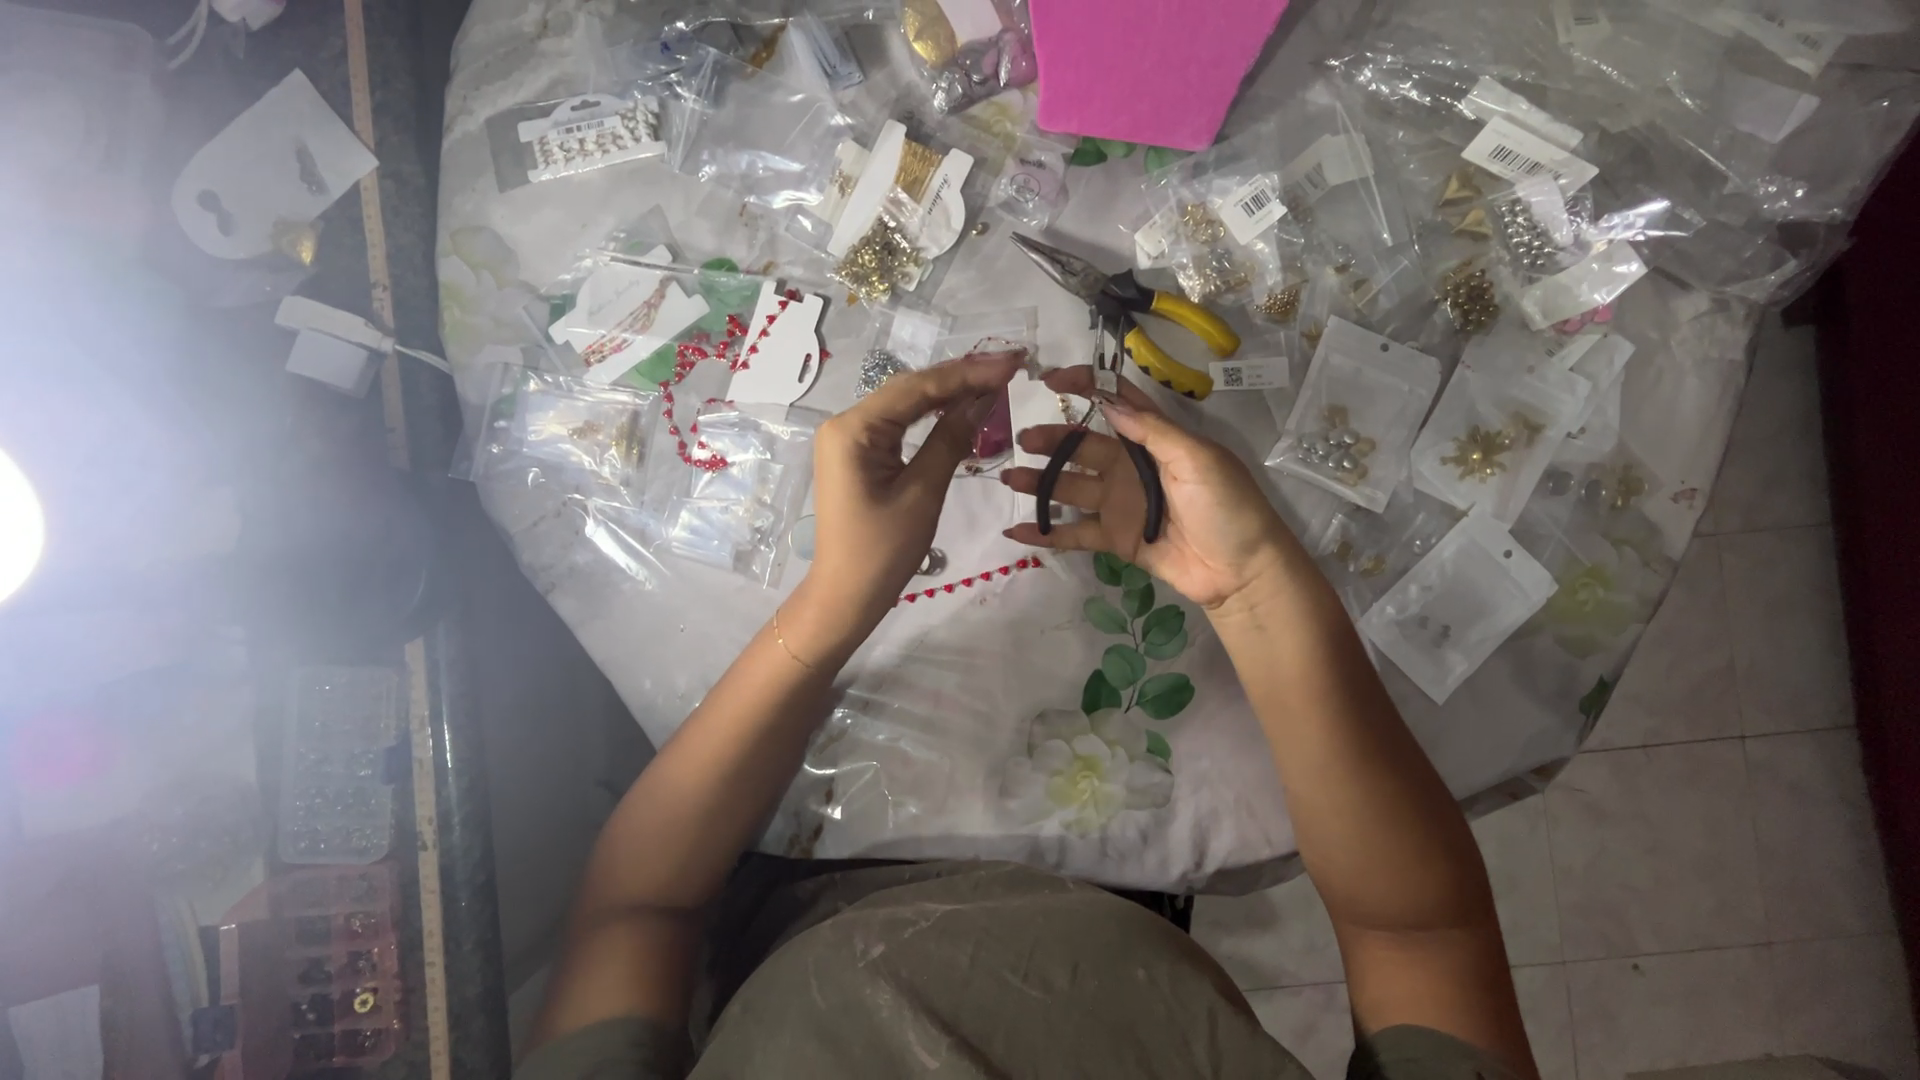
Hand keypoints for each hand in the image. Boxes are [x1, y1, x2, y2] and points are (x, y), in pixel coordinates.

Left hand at [788, 352, 1025, 657]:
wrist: (846, 595)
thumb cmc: (883, 551)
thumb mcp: (923, 493)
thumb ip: (951, 439)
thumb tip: (983, 398)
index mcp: (853, 429)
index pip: (917, 388)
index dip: (967, 373)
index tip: (1012, 363)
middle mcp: (845, 423)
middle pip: (910, 389)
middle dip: (961, 377)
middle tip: (1011, 366)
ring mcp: (849, 438)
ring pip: (906, 404)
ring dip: (949, 393)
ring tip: (995, 380)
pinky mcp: (858, 454)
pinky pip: (899, 425)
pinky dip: (931, 416)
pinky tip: (961, 407)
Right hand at [1000, 366, 1303, 611]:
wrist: (1240, 569)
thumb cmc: (1226, 506)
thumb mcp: (1196, 459)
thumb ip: (1151, 432)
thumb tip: (1108, 402)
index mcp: (1155, 440)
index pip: (1117, 402)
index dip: (1086, 386)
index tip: (1052, 381)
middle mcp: (1131, 466)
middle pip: (1083, 445)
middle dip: (1053, 439)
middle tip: (1023, 438)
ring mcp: (1119, 504)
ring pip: (1071, 486)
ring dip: (1040, 482)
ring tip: (1011, 478)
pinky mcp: (1114, 539)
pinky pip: (1073, 533)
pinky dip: (1045, 532)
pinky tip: (1016, 529)